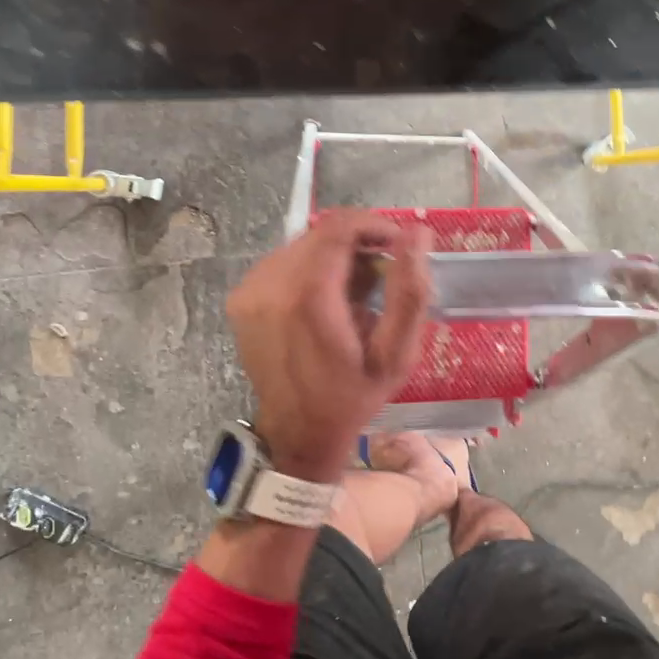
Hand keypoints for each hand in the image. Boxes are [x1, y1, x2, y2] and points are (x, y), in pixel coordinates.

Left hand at [226, 210, 432, 482]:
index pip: (339, 225)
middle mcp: (270, 283)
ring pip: (301, 245)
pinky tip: (325, 300)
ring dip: (333, 255)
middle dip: (356, 243)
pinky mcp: (241, 299)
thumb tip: (417, 233)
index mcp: (308, 294)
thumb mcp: (396, 352)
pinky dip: (309, 270)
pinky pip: (282, 263)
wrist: (298, 434)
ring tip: (355, 291)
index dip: (374, 225)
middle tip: (381, 274)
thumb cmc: (353, 394)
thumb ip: (409, 290)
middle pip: (320, 233)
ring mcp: (250, 290)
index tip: (396, 245)